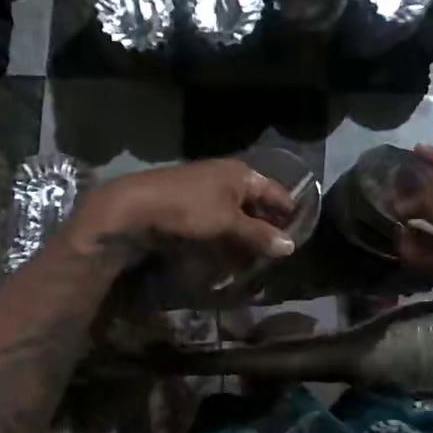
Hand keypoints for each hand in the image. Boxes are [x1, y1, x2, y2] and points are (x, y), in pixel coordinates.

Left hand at [73, 159, 297, 259]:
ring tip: (252, 259)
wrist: (134, 207)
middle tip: (275, 253)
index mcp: (240, 174)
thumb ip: (259, 235)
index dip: (288, 212)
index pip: (275, 192)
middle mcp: (225, 177)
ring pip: (235, 214)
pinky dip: (224, 236)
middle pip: (255, 203)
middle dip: (265, 228)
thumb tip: (290, 246)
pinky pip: (216, 220)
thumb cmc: (188, 209)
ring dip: (244, 235)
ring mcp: (205, 189)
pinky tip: (226, 253)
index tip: (298, 235)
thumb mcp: (228, 224)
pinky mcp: (188, 205)